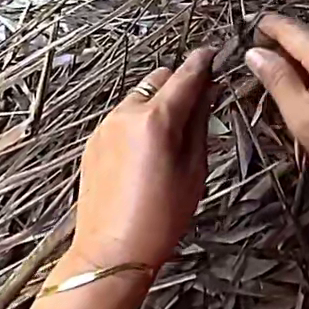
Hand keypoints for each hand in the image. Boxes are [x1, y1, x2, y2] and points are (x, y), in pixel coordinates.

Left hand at [73, 48, 213, 269]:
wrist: (112, 253)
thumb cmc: (158, 219)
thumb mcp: (194, 168)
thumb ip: (200, 122)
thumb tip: (209, 92)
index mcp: (156, 120)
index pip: (186, 75)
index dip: (203, 62)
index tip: (213, 54)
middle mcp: (127, 115)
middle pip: (160, 77)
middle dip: (180, 83)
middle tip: (199, 102)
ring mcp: (107, 127)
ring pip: (140, 95)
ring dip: (159, 101)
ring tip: (173, 132)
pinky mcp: (95, 141)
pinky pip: (123, 115)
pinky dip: (140, 119)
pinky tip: (150, 147)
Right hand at [245, 13, 308, 192]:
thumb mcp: (303, 118)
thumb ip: (277, 80)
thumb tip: (254, 52)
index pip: (288, 27)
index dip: (262, 30)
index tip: (242, 42)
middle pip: (302, 36)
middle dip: (281, 53)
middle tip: (266, 84)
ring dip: (299, 63)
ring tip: (293, 96)